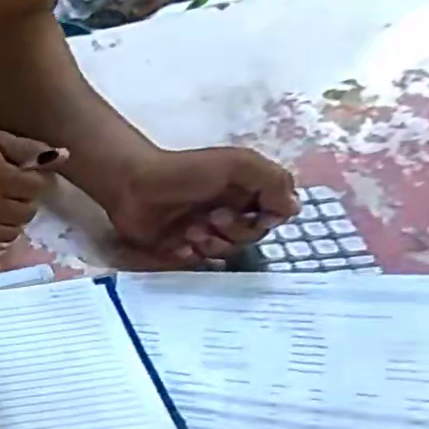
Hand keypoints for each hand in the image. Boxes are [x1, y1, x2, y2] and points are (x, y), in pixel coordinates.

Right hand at [0, 131, 61, 249]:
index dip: (37, 182)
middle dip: (25, 201)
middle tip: (11, 193)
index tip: (27, 179)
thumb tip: (63, 156)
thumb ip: (28, 149)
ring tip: (1, 208)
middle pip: (28, 212)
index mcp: (0, 178)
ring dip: (12, 220)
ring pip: (14, 231)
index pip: (39, 188)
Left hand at [106, 146, 297, 263]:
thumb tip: (293, 210)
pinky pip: (198, 264)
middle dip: (236, 230)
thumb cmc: (186, 170)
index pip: (274, 215)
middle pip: (252, 237)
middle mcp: (229, 213)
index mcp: (246, 192)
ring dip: (212, 242)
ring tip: (190, 229)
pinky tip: (179, 244)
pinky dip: (192, 255)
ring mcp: (204, 232)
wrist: (134, 187)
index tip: (256, 212)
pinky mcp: (180, 249)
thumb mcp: (237, 165)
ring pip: (227, 252)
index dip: (268, 218)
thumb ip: (271, 181)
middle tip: (212, 217)